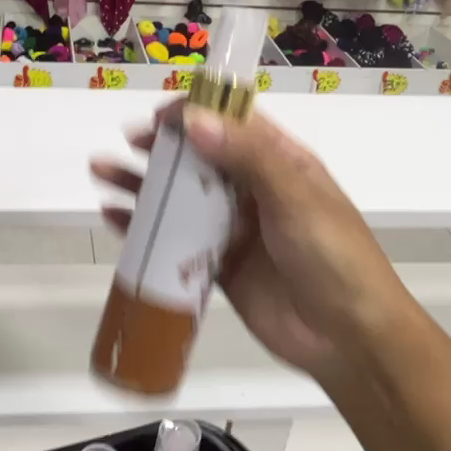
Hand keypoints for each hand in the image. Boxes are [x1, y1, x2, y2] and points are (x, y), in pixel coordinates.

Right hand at [91, 103, 410, 383]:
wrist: (348, 338)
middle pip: (200, 157)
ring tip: (102, 172)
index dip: (196, 112)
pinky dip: (144, 228)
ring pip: (181, 196)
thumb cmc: (332, 257)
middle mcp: (255, 189)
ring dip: (143, 183)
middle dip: (162, 146)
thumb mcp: (296, 197)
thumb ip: (247, 157)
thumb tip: (193, 119)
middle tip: (129, 142)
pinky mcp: (219, 266)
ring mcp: (235, 228)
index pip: (233, 122)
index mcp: (281, 162)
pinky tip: (114, 218)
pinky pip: (176, 240)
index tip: (160, 117)